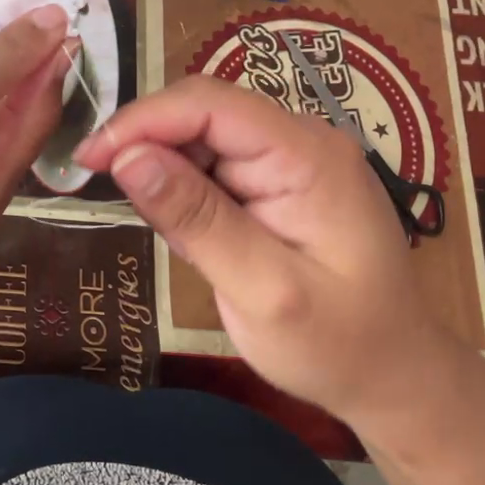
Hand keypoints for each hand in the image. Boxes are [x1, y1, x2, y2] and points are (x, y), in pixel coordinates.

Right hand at [73, 75, 456, 423]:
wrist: (394, 380)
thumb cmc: (340, 345)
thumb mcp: (265, 292)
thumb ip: (197, 220)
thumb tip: (127, 157)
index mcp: (307, 154)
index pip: (210, 104)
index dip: (143, 119)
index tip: (90, 157)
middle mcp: (297, 140)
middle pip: (200, 110)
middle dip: (145, 139)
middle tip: (100, 184)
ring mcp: (286, 158)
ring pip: (198, 135)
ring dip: (161, 166)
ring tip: (153, 221)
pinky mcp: (272, 180)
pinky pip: (210, 163)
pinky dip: (180, 187)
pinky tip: (182, 228)